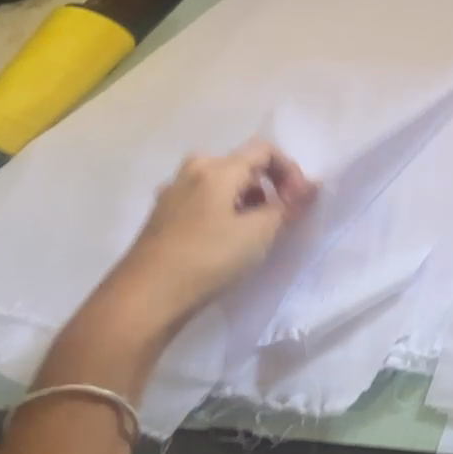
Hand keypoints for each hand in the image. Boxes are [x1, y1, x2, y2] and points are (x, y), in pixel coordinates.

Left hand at [107, 141, 317, 333]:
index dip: (289, 169)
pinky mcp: (159, 220)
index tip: (298, 199)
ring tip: (252, 229)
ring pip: (218, 183)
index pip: (264, 150)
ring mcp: (170, 197)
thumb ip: (289, 205)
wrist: (141, 302)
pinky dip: (220, 210)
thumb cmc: (207, 259)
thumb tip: (311, 186)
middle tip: (276, 212)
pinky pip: (200, 201)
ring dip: (242, 198)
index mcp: (216, 170)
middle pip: (239, 164)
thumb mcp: (260, 232)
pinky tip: (223, 240)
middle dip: (265, 184)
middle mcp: (190, 174)